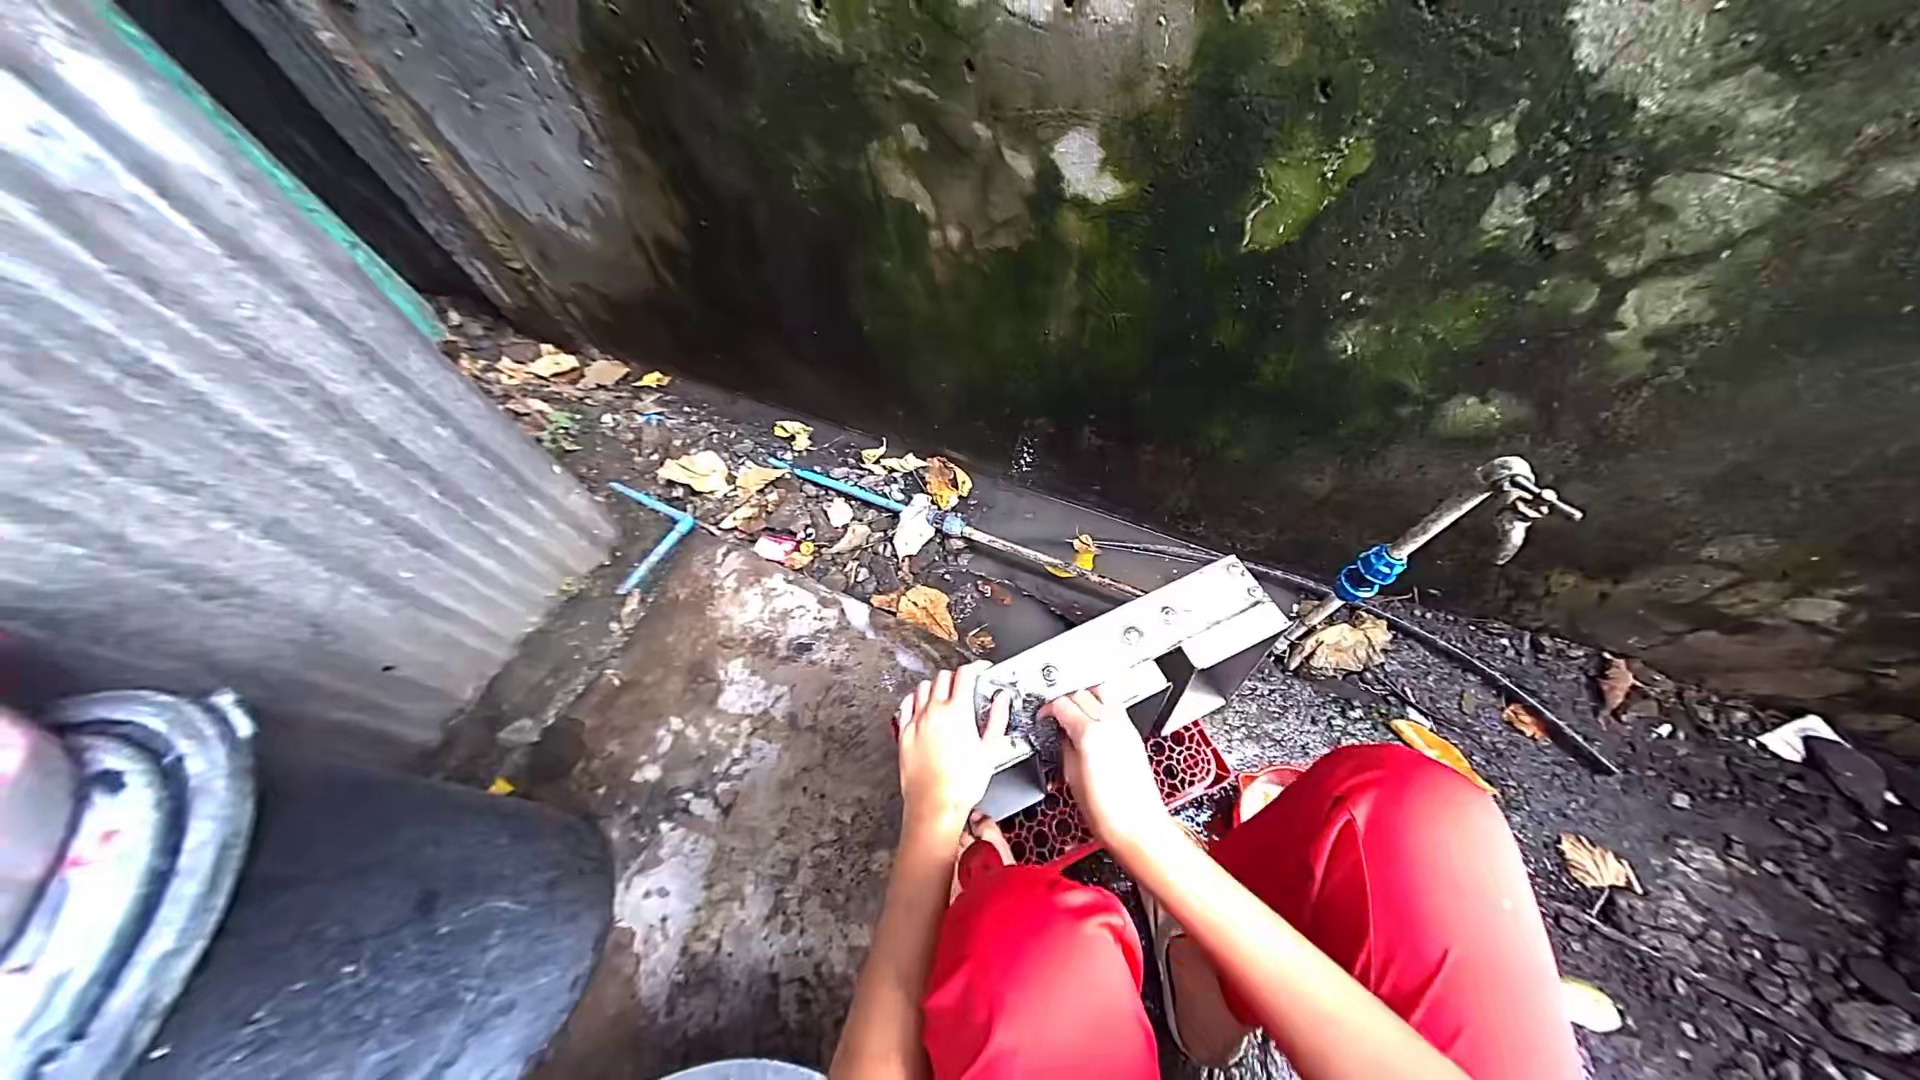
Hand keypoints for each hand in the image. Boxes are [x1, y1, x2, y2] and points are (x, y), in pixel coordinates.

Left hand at [894, 662, 1010, 834]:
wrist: (935, 805)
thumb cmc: (962, 784)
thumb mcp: (991, 750)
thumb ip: (998, 719)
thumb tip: (1001, 700)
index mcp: (957, 712)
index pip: (965, 674)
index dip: (975, 667)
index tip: (979, 669)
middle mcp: (934, 711)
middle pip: (943, 677)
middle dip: (956, 676)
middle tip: (964, 684)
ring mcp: (916, 721)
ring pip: (923, 687)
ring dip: (935, 686)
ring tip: (944, 694)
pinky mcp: (904, 733)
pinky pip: (905, 705)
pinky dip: (915, 699)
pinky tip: (921, 705)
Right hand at [1042, 686, 1173, 850]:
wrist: (1138, 827)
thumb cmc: (1108, 812)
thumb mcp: (1071, 776)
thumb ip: (1064, 745)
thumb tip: (1060, 734)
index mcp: (1089, 732)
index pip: (1061, 703)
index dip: (1047, 709)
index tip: (1043, 717)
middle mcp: (1110, 723)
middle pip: (1080, 693)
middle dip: (1063, 701)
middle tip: (1054, 714)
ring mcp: (1125, 727)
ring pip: (1101, 693)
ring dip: (1084, 698)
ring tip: (1073, 713)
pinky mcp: (1134, 735)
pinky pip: (1114, 707)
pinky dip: (1100, 707)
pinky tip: (1093, 724)